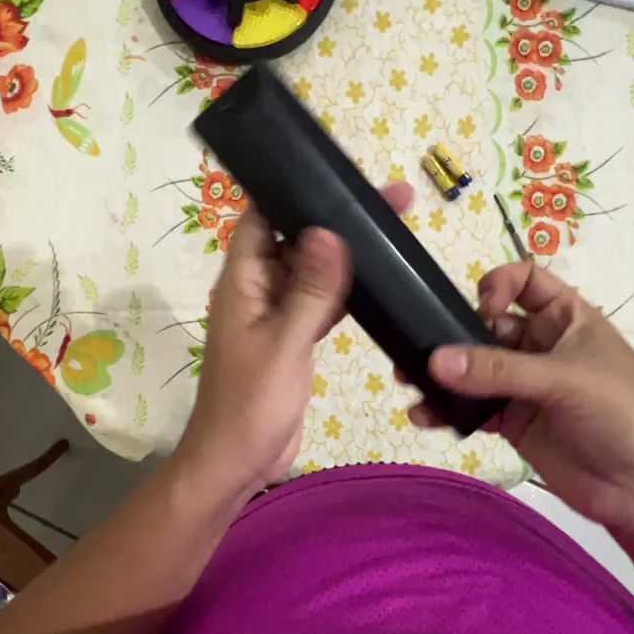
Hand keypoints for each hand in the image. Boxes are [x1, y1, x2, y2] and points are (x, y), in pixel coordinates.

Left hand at [176, 183, 414, 494]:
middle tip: (392, 199)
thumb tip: (328, 231)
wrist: (238, 461)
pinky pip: (320, 304)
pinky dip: (345, 293)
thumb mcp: (283, 343)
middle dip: (336, 219)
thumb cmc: (250, 404)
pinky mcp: (293, 340)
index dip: (293, 191)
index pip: (263, 219)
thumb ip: (309, 290)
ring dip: (346, 255)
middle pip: (296, 241)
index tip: (337, 172)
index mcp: (243, 282)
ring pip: (312, 273)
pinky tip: (377, 282)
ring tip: (394, 230)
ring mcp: (276, 316)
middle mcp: (258, 291)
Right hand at [410, 260, 633, 536]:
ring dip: (442, 374)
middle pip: (488, 327)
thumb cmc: (625, 415)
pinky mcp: (514, 423)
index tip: (480, 309)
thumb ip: (498, 370)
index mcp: (567, 320)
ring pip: (474, 370)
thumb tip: (434, 361)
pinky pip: (472, 409)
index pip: (527, 281)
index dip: (500, 285)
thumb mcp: (564, 381)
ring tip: (407, 381)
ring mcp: (525, 387)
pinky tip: (423, 416)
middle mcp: (542, 347)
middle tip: (418, 349)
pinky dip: (446, 411)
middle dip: (453, 334)